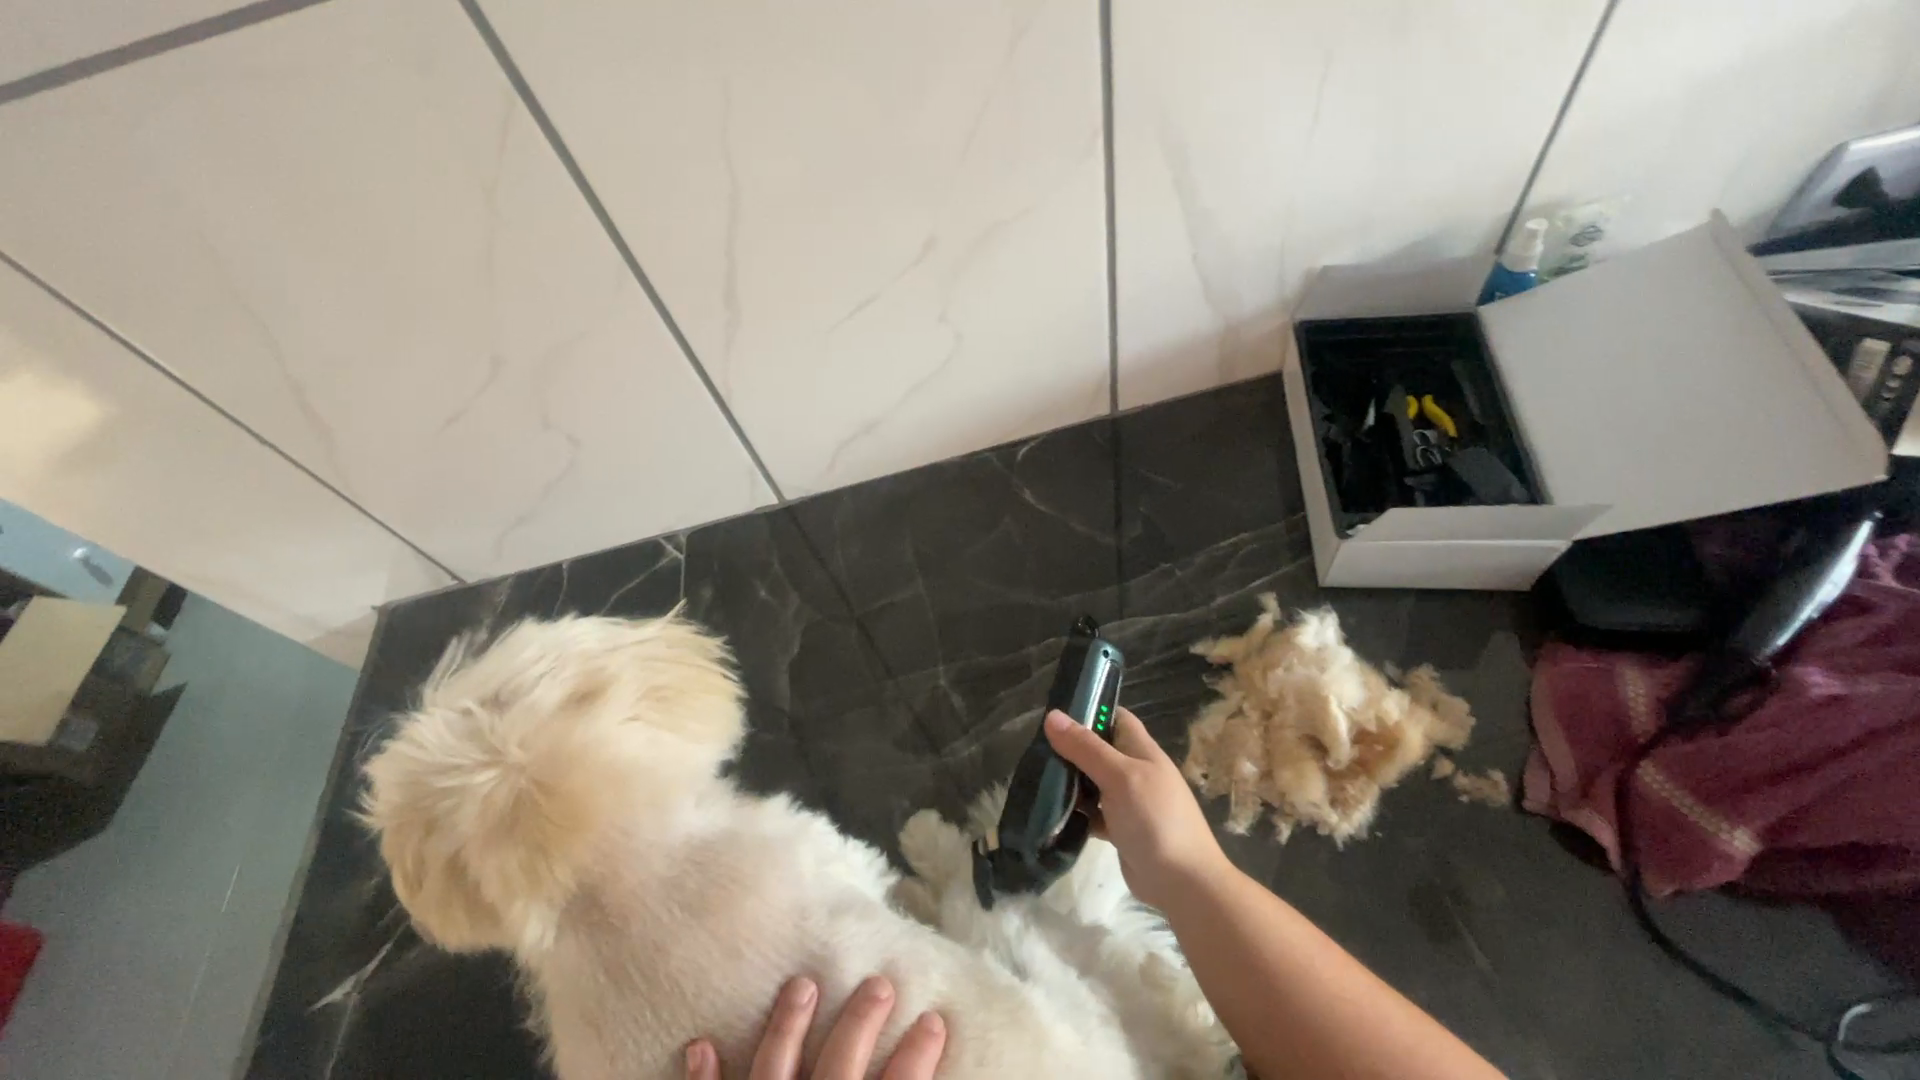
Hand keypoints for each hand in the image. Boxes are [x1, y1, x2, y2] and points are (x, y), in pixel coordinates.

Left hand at [683, 975, 945, 1079]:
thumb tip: (950, 1078)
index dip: (917, 1057)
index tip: (936, 1019)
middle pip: (839, 1068)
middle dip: (859, 1023)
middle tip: (877, 983)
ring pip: (775, 1072)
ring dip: (787, 1027)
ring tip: (801, 983)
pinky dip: (704, 1076)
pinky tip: (699, 1043)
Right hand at [1044, 707, 1228, 908]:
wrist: (1182, 882)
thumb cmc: (1155, 819)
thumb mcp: (1119, 776)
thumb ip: (1086, 748)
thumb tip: (1052, 715)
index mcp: (1142, 751)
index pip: (1117, 718)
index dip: (1091, 710)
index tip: (1056, 714)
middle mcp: (1136, 772)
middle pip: (1100, 750)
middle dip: (1072, 748)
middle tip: (1036, 748)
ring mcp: (1129, 802)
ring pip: (1094, 782)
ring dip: (1071, 781)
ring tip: (1036, 776)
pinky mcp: (1120, 829)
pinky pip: (1093, 813)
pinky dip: (1077, 812)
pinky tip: (1053, 812)